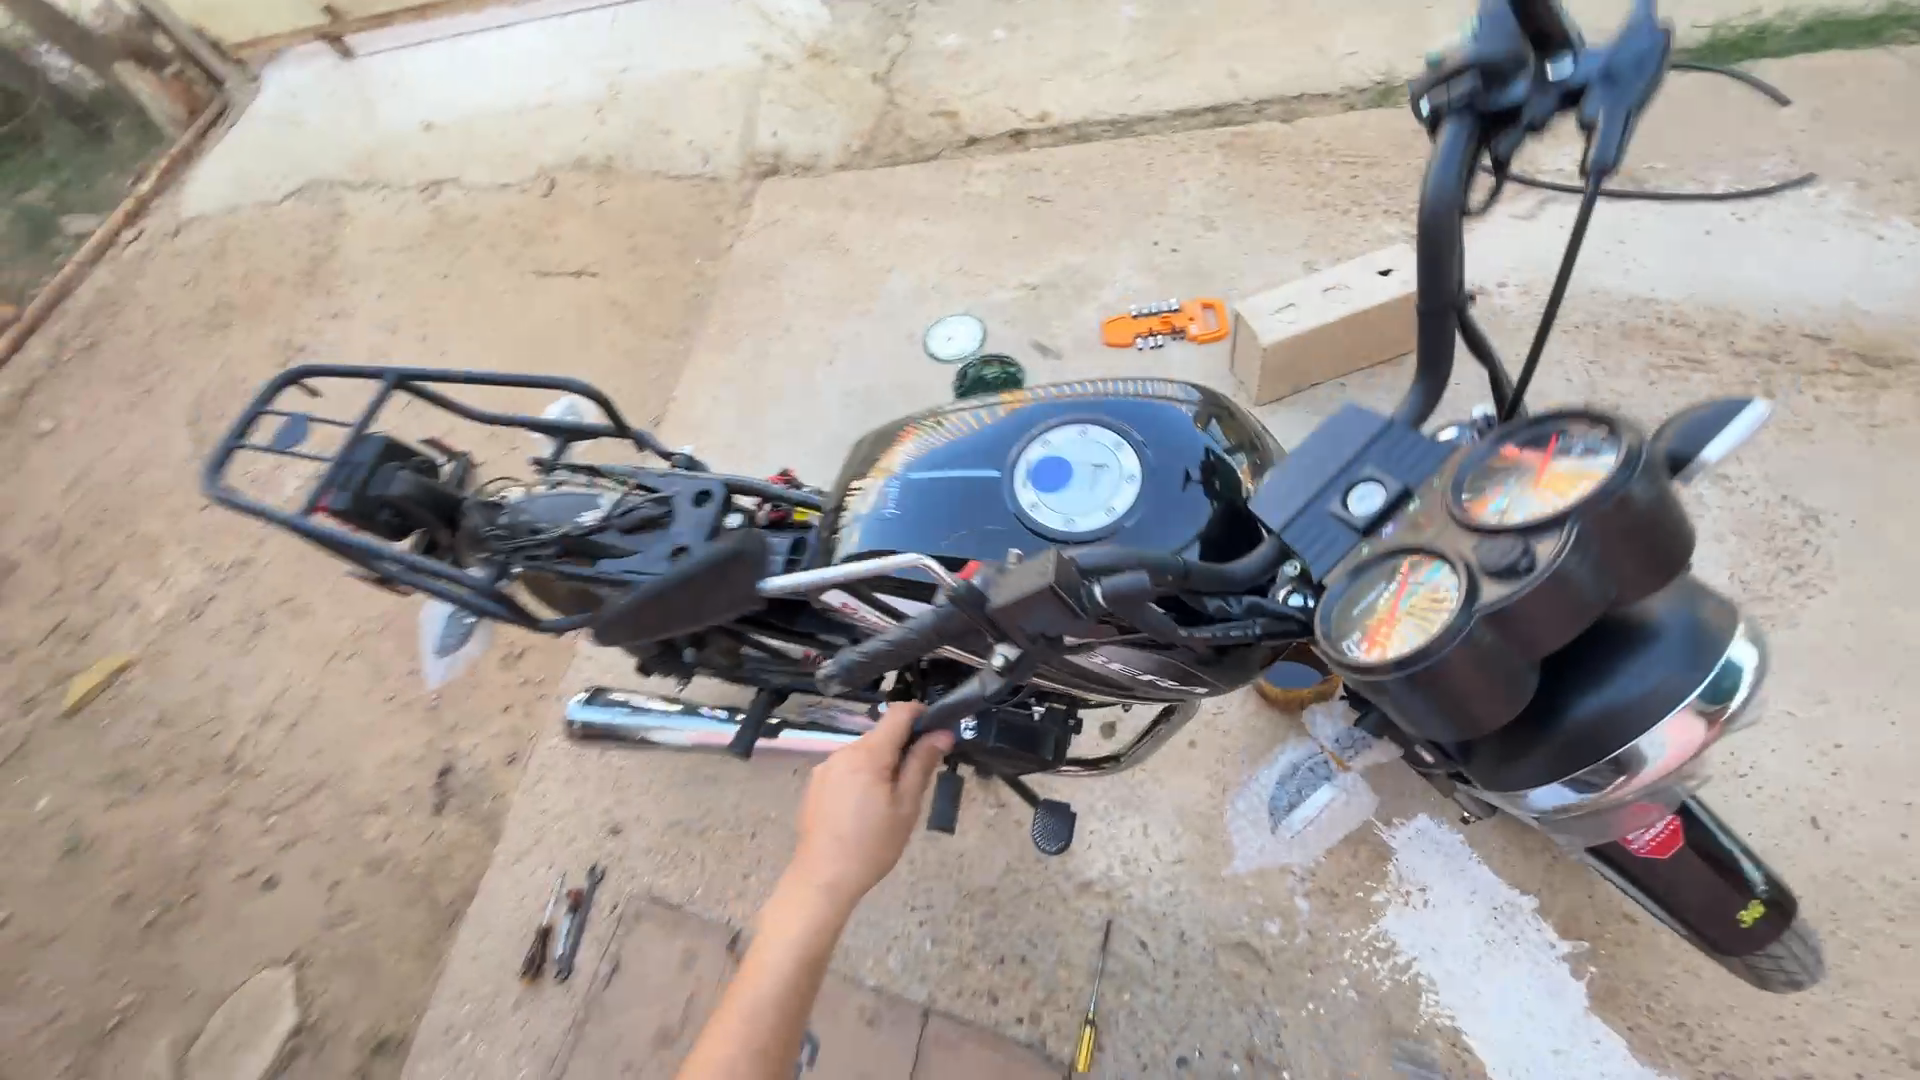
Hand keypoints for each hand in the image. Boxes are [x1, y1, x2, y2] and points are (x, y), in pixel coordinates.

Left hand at [786, 703, 954, 914]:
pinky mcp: (816, 783)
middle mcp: (843, 751)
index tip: (937, 730)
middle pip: (881, 735)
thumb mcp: (906, 806)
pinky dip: (861, 775)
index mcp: (868, 754)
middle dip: (902, 747)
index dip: (921, 714)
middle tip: (918, 779)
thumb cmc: (872, 846)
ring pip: (864, 752)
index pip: (898, 713)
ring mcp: (826, 767)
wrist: (822, 879)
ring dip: (881, 763)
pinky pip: (846, 767)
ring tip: (890, 800)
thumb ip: (922, 764)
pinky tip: (864, 807)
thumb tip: (942, 733)